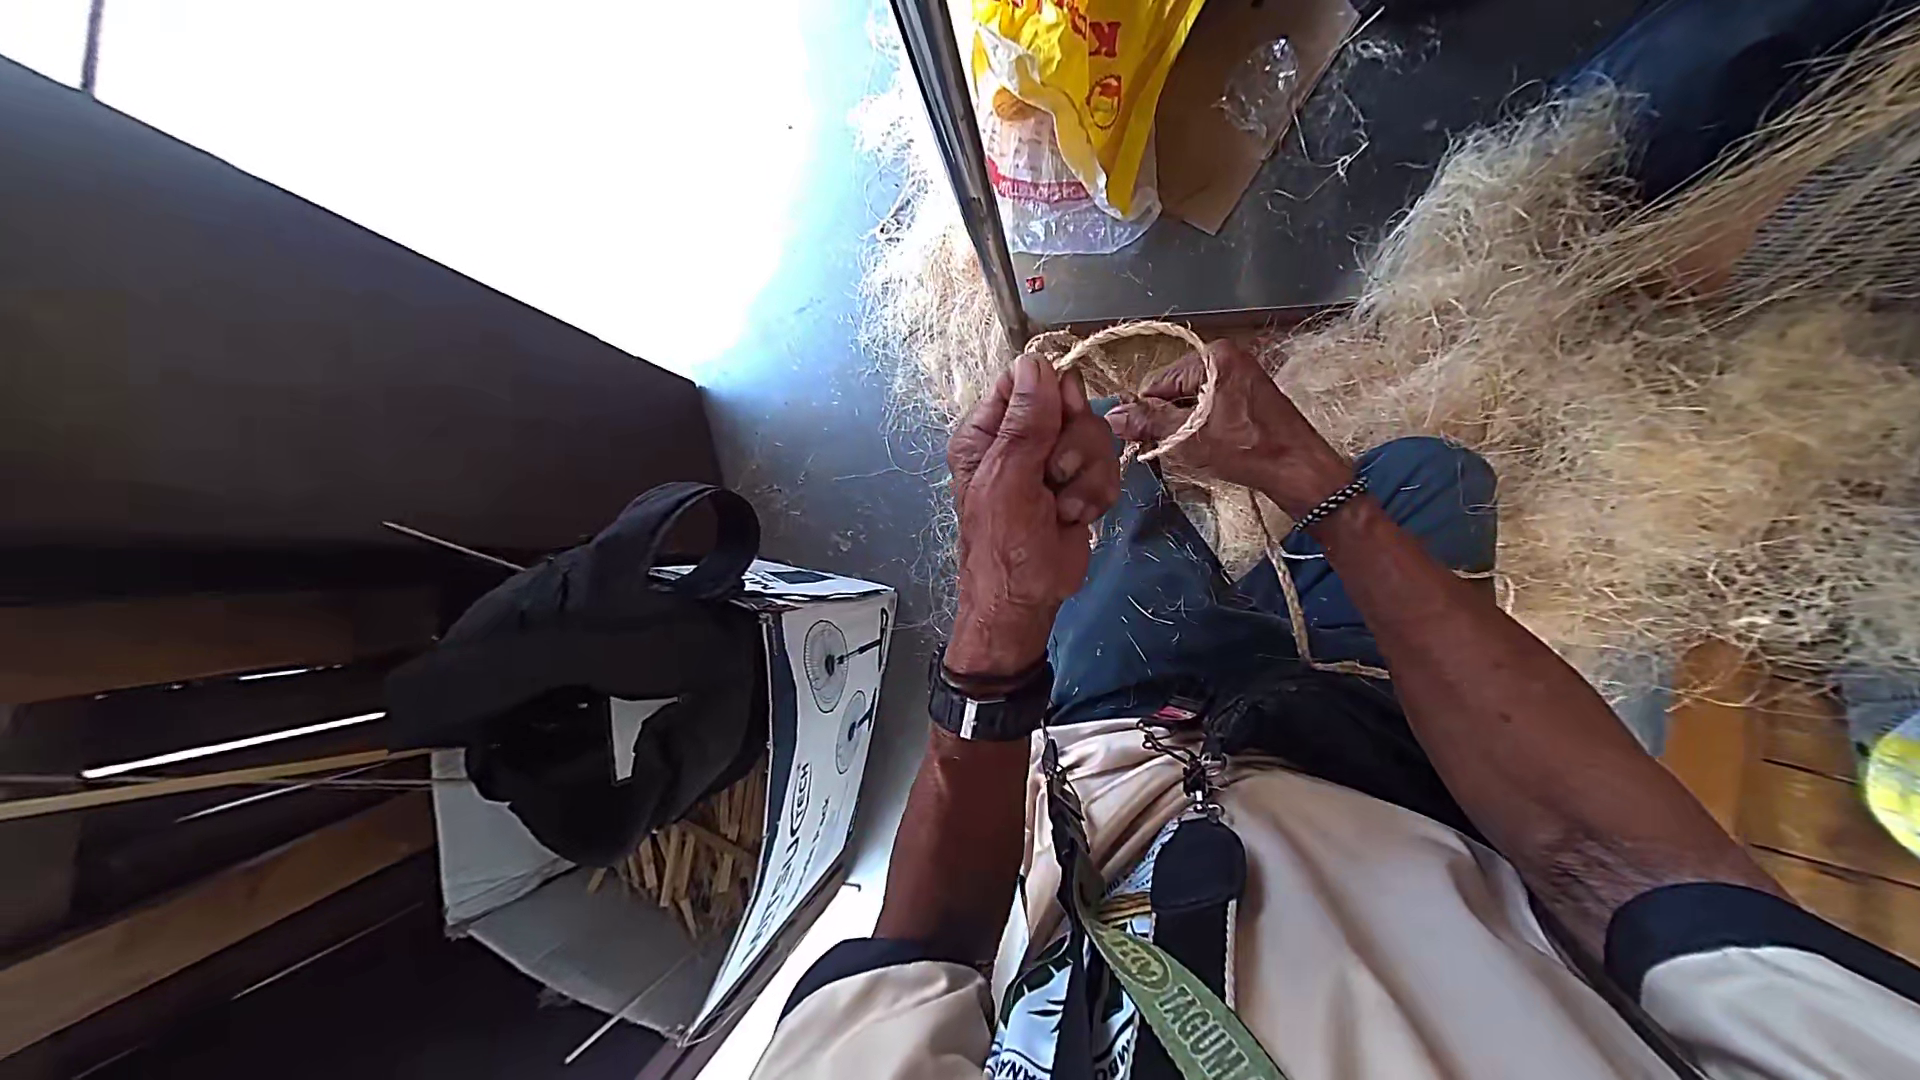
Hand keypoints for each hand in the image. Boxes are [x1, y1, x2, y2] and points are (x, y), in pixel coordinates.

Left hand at [946, 352, 1121, 678]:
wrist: (1027, 599)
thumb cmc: (1004, 545)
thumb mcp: (1009, 478)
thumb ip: (1026, 422)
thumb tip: (1033, 361)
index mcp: (988, 433)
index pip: (1024, 381)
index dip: (1050, 394)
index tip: (1058, 419)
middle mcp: (1021, 441)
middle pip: (1069, 405)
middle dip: (1074, 445)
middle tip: (1056, 476)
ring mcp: (1053, 462)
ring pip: (1095, 435)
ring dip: (1087, 475)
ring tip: (1063, 506)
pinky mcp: (1080, 484)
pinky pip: (1107, 466)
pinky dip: (1096, 494)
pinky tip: (1076, 516)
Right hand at [1106, 339, 1352, 517]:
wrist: (1297, 469)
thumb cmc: (1244, 449)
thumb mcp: (1187, 436)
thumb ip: (1147, 422)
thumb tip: (1112, 416)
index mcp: (1212, 356)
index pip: (1156, 382)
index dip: (1146, 412)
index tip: (1146, 439)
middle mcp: (1226, 356)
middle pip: (1172, 389)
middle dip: (1165, 418)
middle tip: (1168, 447)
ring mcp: (1240, 374)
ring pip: (1189, 399)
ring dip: (1181, 424)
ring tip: (1188, 448)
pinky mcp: (1247, 393)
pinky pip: (1208, 404)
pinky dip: (1199, 424)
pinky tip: (1205, 444)